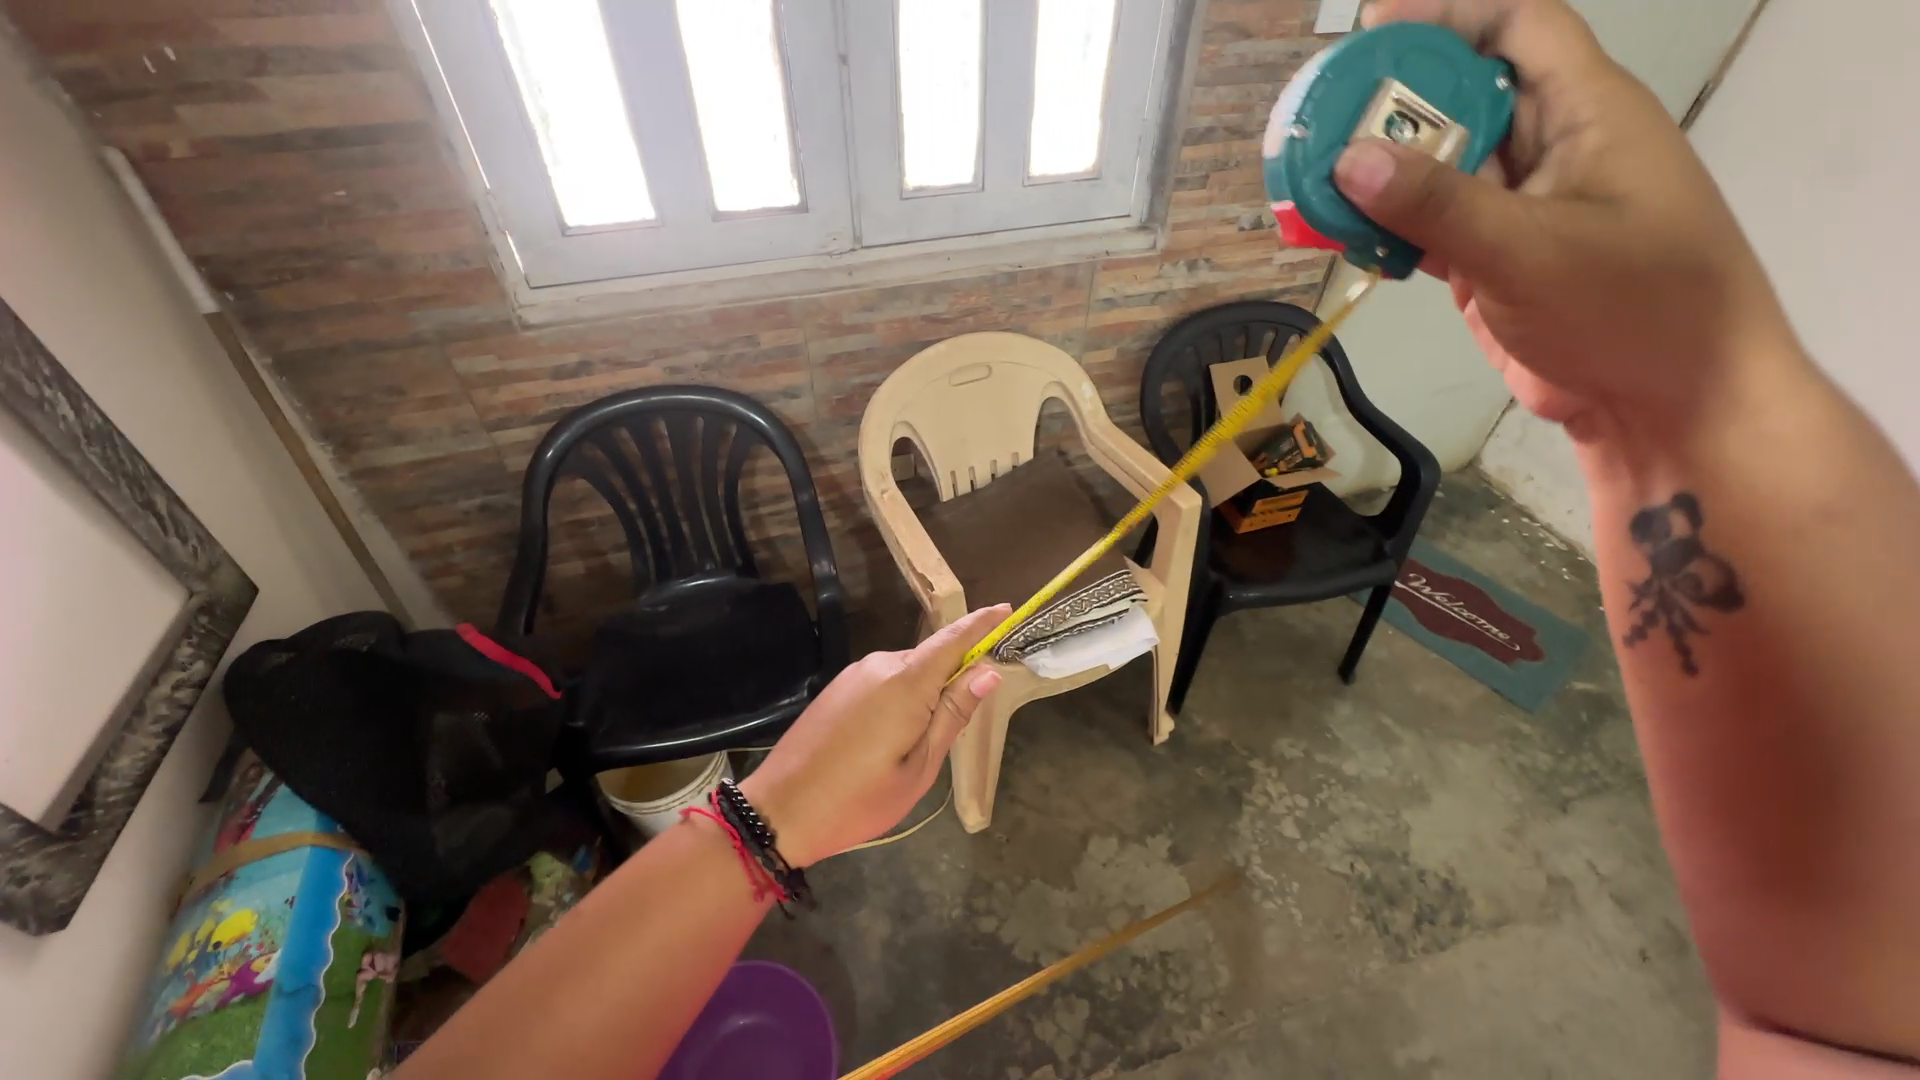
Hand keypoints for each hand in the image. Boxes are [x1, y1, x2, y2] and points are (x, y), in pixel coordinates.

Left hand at [735, 606, 1009, 866]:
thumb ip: (953, 715)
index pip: (954, 639)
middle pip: (932, 658)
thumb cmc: (858, 800)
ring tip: (918, 746)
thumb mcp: (919, 768)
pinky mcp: (838, 688)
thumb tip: (988, 673)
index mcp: (906, 683)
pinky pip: (884, 682)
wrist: (779, 811)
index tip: (1008, 609)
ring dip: (925, 693)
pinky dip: (901, 698)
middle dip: (954, 675)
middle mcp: (880, 666)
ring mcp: (855, 675)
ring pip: (907, 672)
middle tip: (964, 721)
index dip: (983, 623)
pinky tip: (890, 739)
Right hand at [1332, 0, 1799, 443]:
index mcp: (1585, 113)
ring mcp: (1519, 208)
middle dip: (1390, 107)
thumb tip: (1348, 160)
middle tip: (1317, 122)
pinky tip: (1344, 237)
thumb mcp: (1530, 249)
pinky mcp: (1494, 260)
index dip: (1446, 19)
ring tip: (1311, 179)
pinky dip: (1389, 230)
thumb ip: (1439, 204)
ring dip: (1380, 176)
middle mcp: (1550, 149)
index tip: (1370, 34)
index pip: (1516, 30)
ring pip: (1438, 170)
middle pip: (1460, 100)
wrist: (1667, 400)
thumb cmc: (1629, 308)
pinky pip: (1431, 228)